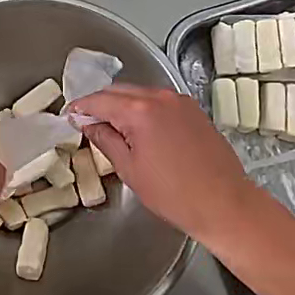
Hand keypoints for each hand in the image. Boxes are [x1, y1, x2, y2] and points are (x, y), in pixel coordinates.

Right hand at [69, 84, 273, 245]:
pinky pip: (159, 101)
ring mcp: (180, 101)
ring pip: (140, 93)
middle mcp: (160, 97)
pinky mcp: (193, 110)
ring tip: (111, 127)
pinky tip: (139, 128)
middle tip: (87, 122)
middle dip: (100, 103)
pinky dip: (144, 108)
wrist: (224, 203)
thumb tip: (88, 124)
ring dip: (123, 105)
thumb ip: (105, 140)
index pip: (100, 100)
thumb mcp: (130, 169)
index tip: (69, 116)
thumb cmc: (174, 194)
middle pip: (119, 91)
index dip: (81, 107)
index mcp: (140, 111)